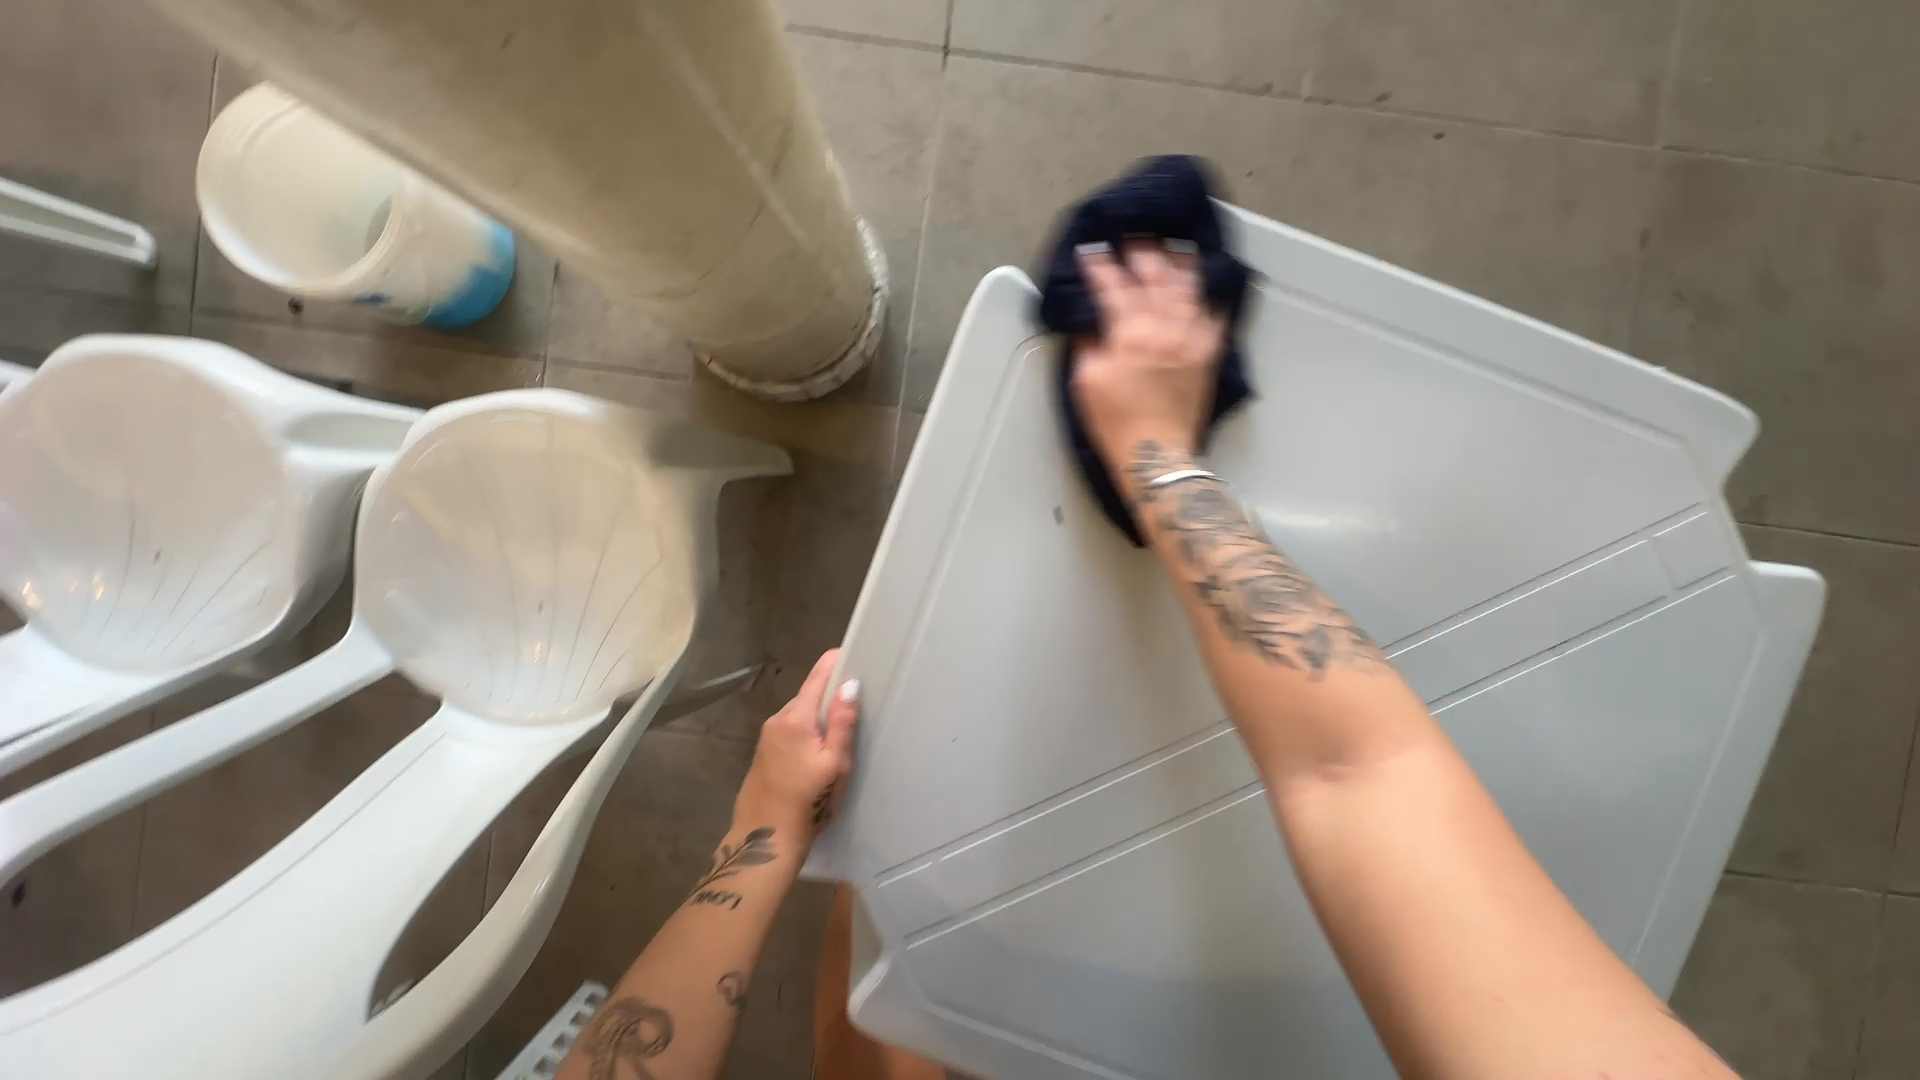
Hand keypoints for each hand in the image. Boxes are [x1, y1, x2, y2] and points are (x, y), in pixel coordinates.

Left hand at [734, 649, 859, 839]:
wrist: (764, 840)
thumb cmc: (807, 803)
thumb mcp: (835, 764)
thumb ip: (842, 722)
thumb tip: (851, 683)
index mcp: (795, 718)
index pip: (818, 676)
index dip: (837, 662)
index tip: (857, 655)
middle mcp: (777, 719)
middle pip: (809, 694)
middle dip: (832, 694)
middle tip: (860, 701)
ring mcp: (768, 736)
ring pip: (801, 713)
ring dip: (820, 715)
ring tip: (844, 730)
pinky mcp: (765, 752)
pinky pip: (792, 729)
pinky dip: (809, 731)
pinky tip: (820, 751)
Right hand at [1069, 240, 1225, 489]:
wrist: (1156, 454)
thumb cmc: (1115, 421)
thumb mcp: (1086, 381)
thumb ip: (1089, 342)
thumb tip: (1090, 318)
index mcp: (1130, 333)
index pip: (1113, 286)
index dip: (1100, 265)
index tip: (1091, 250)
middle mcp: (1165, 327)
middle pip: (1155, 276)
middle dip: (1141, 252)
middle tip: (1132, 236)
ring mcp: (1192, 338)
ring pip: (1189, 287)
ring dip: (1178, 262)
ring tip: (1172, 245)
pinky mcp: (1208, 353)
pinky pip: (1215, 314)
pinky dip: (1211, 293)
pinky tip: (1208, 281)